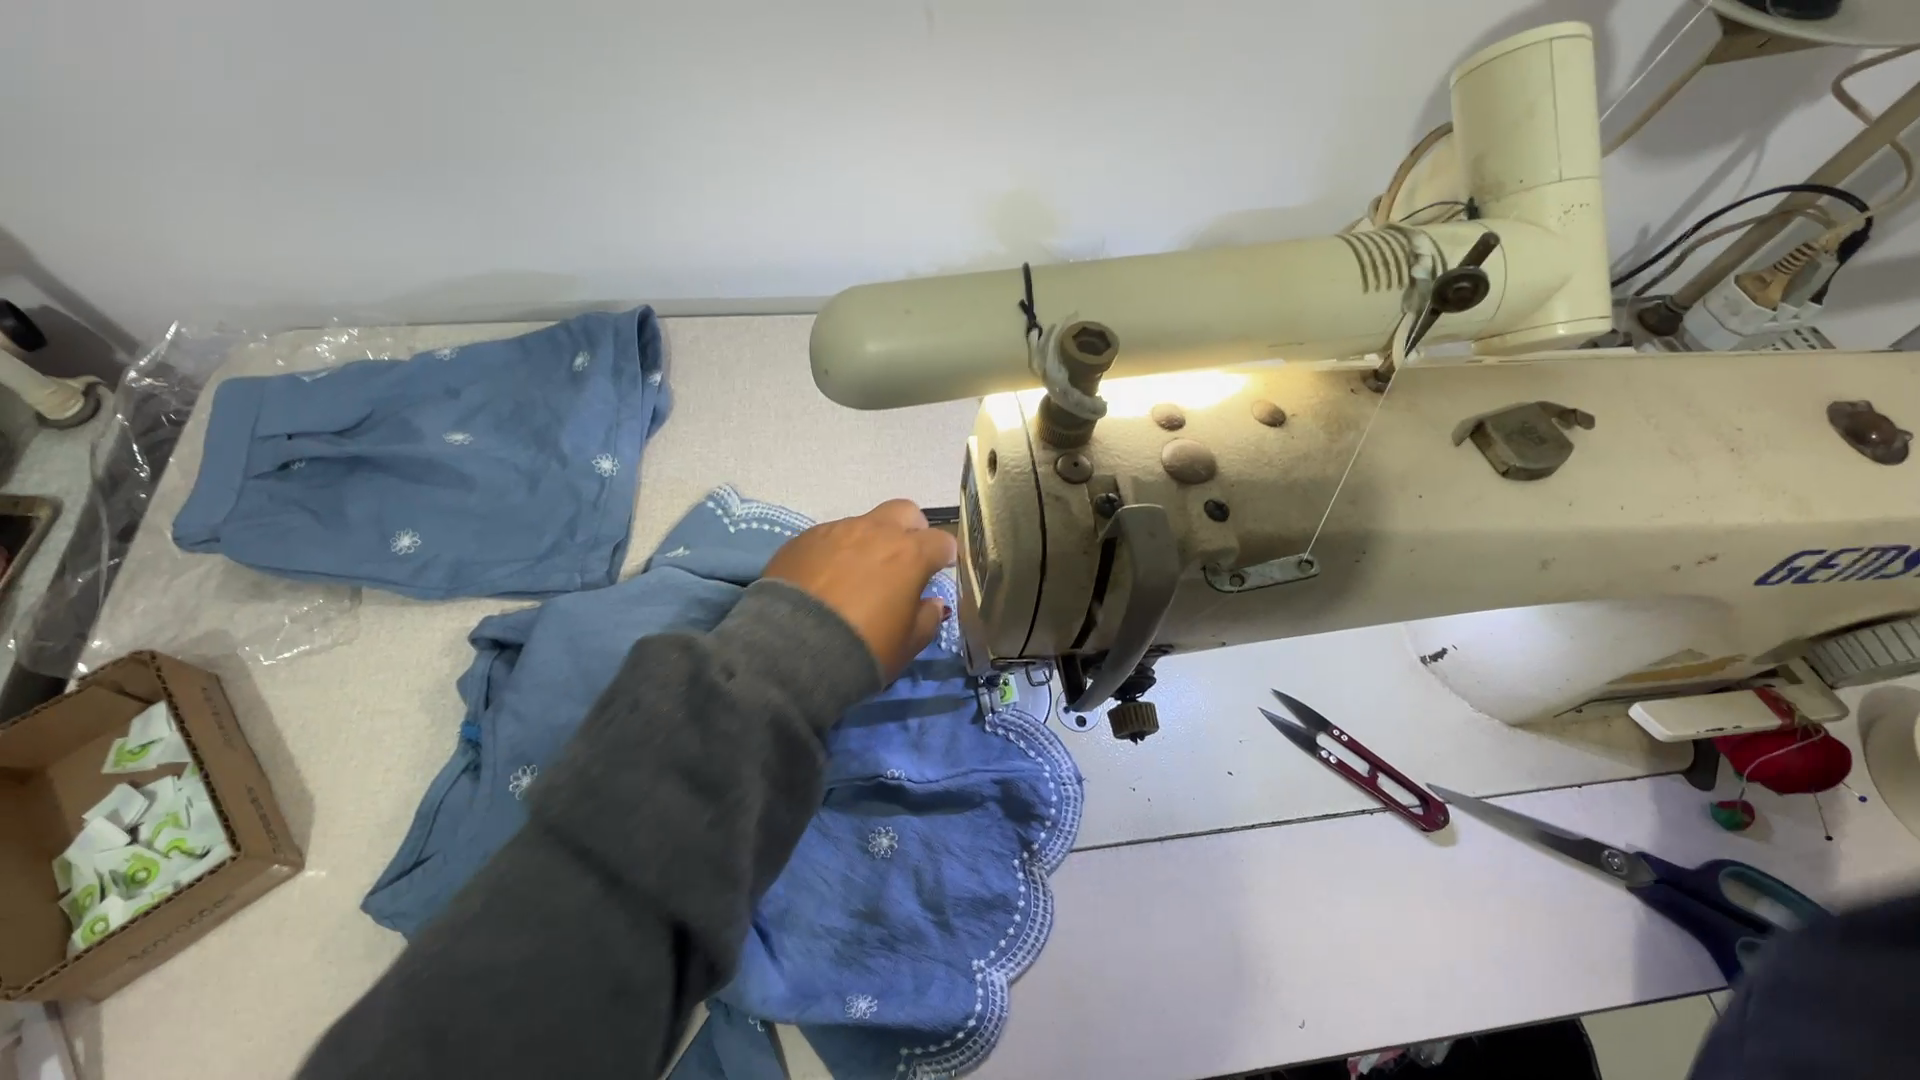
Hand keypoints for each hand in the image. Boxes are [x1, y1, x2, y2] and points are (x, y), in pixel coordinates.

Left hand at [764, 500, 957, 680]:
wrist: (793, 651)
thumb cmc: (864, 648)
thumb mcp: (909, 644)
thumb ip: (928, 617)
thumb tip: (931, 603)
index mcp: (909, 554)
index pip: (941, 541)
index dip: (944, 556)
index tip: (938, 571)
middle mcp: (875, 531)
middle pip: (904, 512)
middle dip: (911, 530)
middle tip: (903, 559)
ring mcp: (835, 531)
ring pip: (863, 524)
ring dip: (868, 543)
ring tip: (855, 577)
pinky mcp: (801, 540)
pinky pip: (828, 538)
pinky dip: (834, 553)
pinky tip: (823, 581)